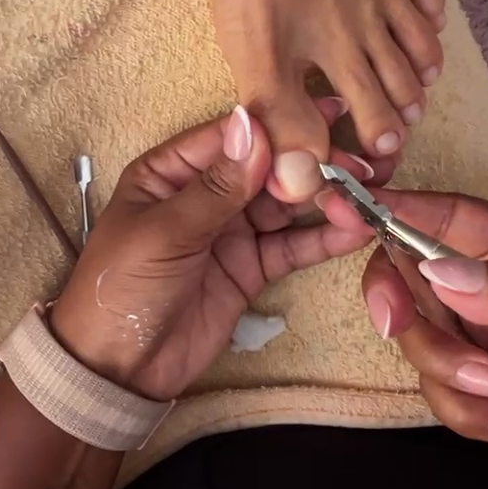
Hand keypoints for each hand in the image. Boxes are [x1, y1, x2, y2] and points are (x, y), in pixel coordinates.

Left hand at [49, 103, 384, 400]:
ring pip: (285, 204)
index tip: (324, 119)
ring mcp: (231, 230)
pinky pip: (292, 245)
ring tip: (369, 191)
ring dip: (325, 198)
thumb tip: (254, 126)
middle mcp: (206, 192)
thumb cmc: (122, 287)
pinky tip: (357, 229)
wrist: (118, 369)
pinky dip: (323, 238)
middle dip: (310, 163)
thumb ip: (215, 186)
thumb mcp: (165, 232)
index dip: (277, 129)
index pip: (231, 138)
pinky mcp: (251, 266)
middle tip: (360, 161)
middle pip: (266, 168)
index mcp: (171, 171)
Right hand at [326, 190, 487, 488]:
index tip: (345, 206)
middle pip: (411, 276)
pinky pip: (436, 392)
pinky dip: (467, 414)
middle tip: (399, 329)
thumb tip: (433, 265)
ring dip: (448, 371)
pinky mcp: (478, 391)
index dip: (396, 207)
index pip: (450, 216)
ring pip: (417, 338)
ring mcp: (484, 342)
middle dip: (404, 307)